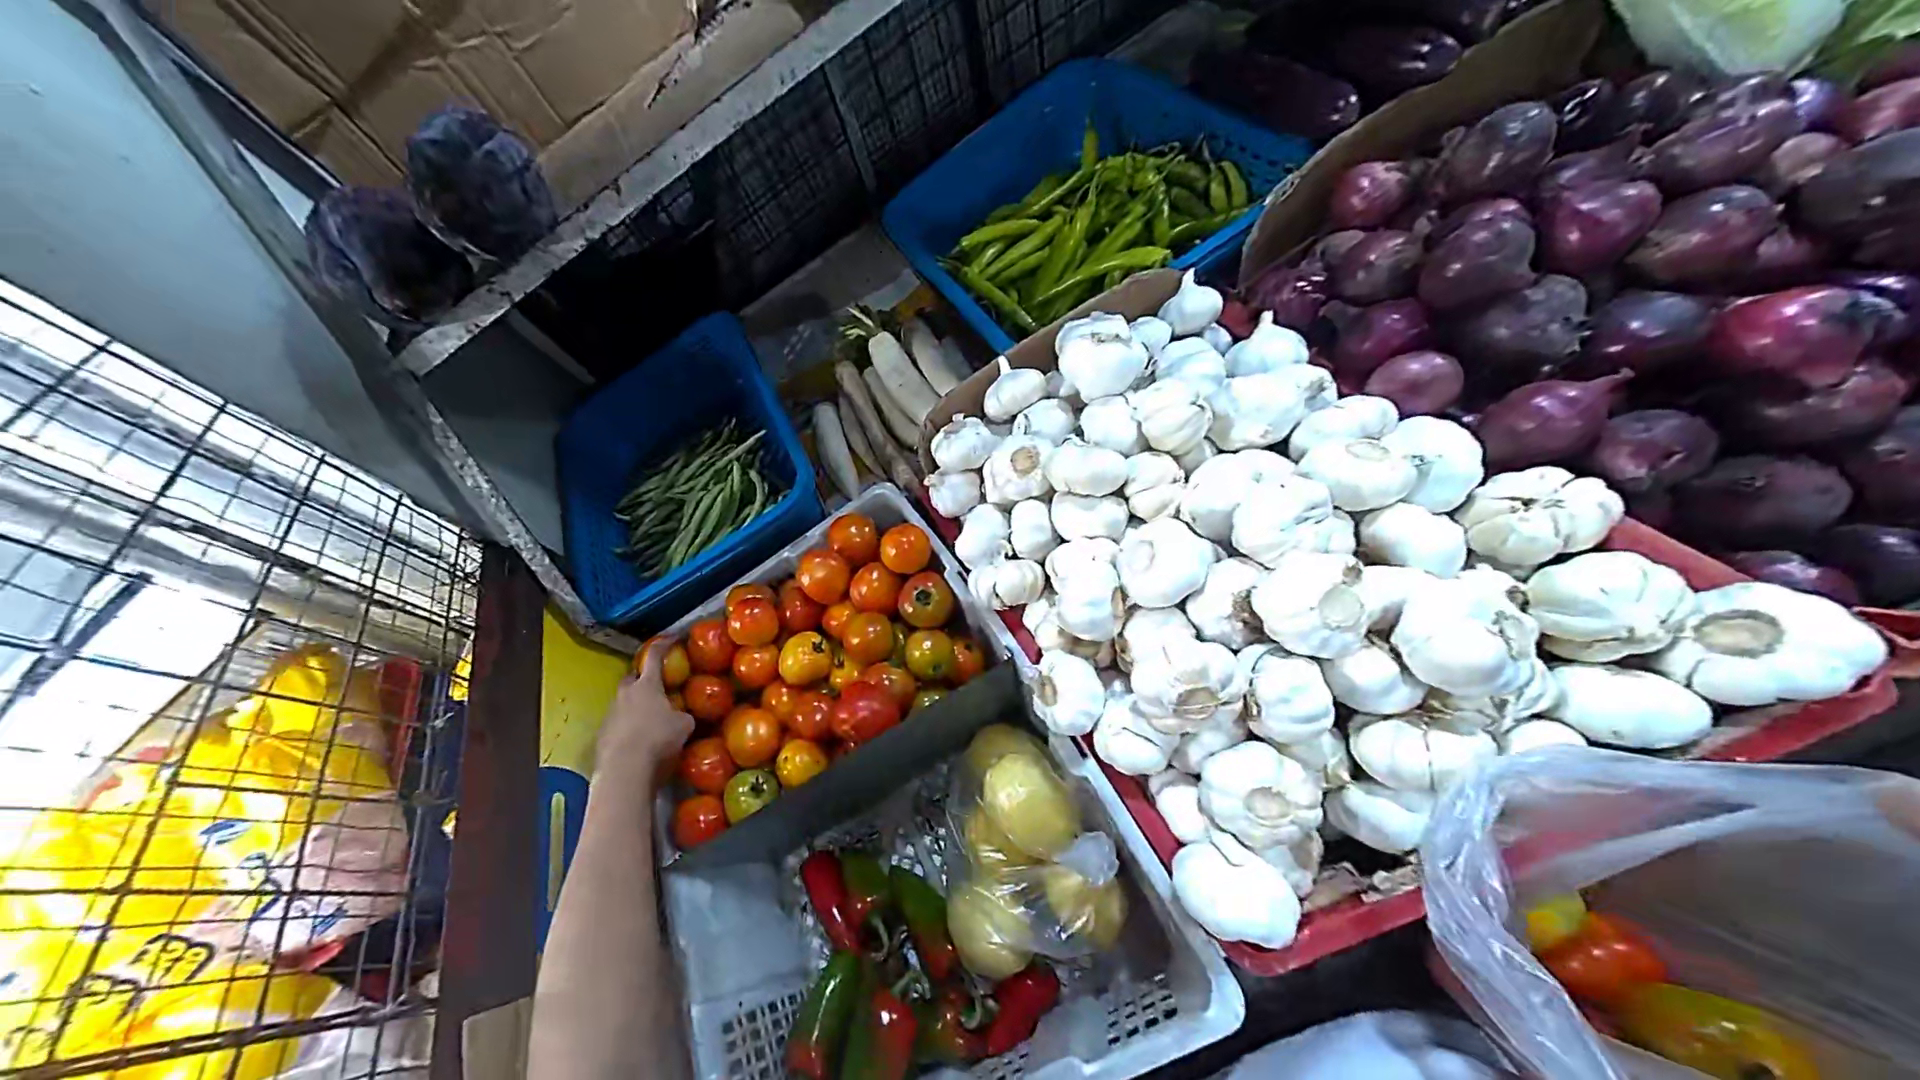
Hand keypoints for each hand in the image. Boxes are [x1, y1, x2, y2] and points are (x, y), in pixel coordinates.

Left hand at [594, 640, 694, 786]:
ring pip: (623, 702)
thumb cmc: (658, 739)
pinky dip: (628, 726)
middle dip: (642, 677)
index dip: (663, 645)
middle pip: (632, 678)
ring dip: (635, 705)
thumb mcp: (684, 725)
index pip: (654, 657)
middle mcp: (625, 694)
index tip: (671, 638)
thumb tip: (684, 715)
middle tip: (656, 683)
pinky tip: (639, 739)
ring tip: (649, 717)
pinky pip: (618, 723)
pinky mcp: (602, 735)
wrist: (625, 769)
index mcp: (647, 685)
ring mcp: (610, 714)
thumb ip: (684, 715)